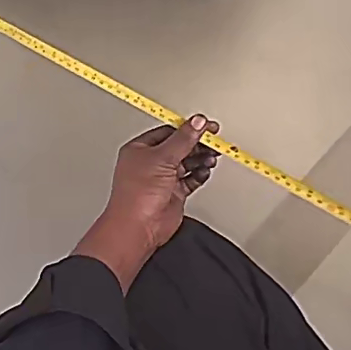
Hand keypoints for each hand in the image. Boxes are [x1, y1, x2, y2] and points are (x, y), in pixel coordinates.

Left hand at [73, 115, 220, 290]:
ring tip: (211, 156)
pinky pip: (190, 179)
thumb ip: (182, 140)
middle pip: (179, 146)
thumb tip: (196, 123)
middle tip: (213, 140)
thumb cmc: (136, 194)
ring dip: (200, 159)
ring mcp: (161, 178)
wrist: (139, 226)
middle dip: (196, 144)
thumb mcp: (162, 158)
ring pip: (186, 162)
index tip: (205, 125)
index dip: (187, 128)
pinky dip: (199, 174)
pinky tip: (205, 171)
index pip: (167, 132)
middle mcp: (149, 162)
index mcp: (139, 149)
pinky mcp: (173, 192)